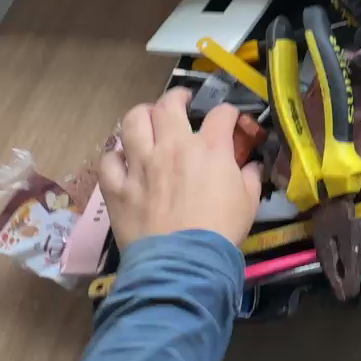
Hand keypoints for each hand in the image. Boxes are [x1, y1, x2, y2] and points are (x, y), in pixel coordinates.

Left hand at [99, 87, 262, 248]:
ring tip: (149, 120)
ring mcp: (141, 165)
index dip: (229, 113)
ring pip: (133, 121)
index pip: (222, 112)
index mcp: (210, 147)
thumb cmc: (221, 229)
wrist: (183, 263)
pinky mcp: (118, 188)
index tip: (230, 121)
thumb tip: (251, 166)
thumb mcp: (250, 199)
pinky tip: (125, 159)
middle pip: (169, 104)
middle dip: (178, 97)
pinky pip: (109, 160)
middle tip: (182, 103)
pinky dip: (116, 155)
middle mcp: (174, 147)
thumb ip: (250, 175)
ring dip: (142, 115)